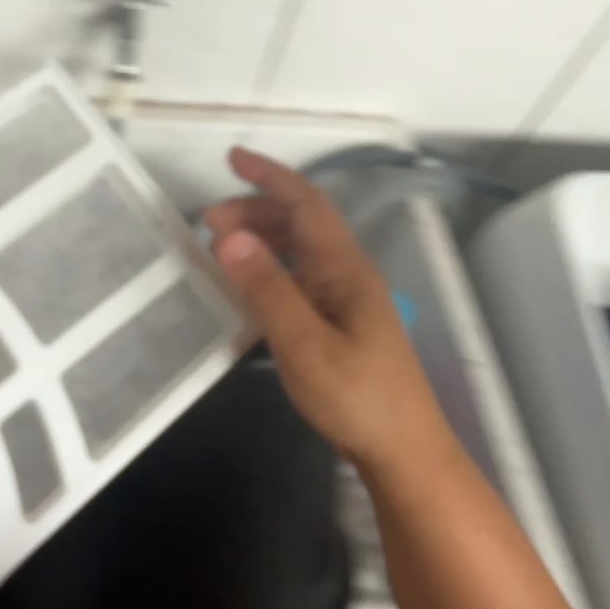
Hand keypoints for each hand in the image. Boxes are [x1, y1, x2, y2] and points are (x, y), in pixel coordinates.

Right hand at [204, 148, 447, 470]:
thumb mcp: (304, 343)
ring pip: (298, 250)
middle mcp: (346, 273)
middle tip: (207, 223)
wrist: (402, 449)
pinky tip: (246, 288)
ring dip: (260, 239)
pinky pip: (297, 278)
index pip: (306, 204)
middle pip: (300, 222)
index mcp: (344, 268)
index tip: (231, 158)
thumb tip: (228, 235)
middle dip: (254, 210)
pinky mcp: (337, 322)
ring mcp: (344, 298)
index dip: (270, 176)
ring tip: (219, 249)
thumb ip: (267, 288)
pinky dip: (267, 271)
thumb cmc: (356, 397)